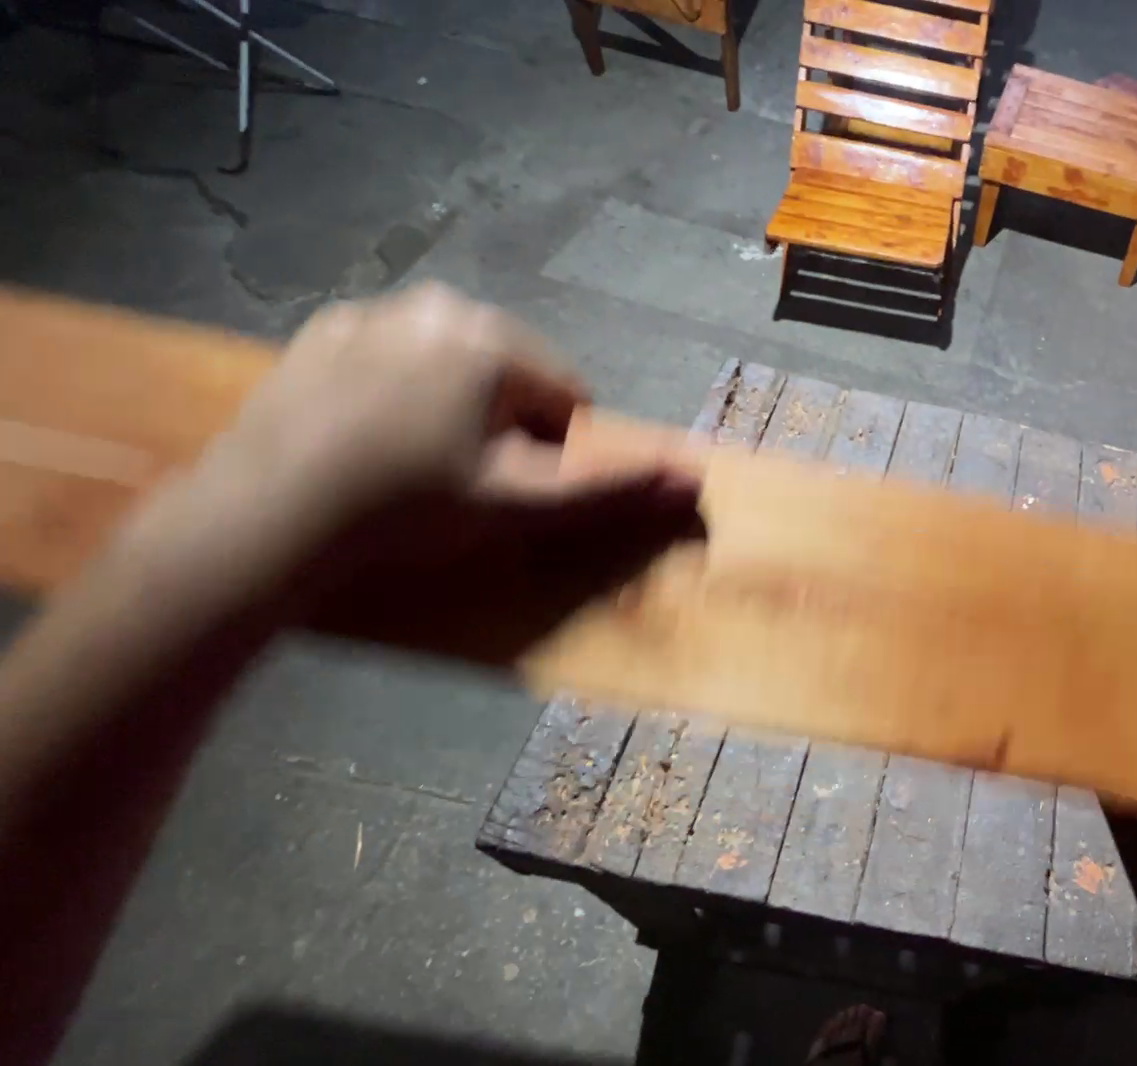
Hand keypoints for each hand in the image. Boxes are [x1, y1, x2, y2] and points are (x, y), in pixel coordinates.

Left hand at [125, 283, 703, 652]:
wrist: (267, 516)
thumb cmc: (412, 507)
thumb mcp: (523, 502)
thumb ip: (611, 487)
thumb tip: (693, 479)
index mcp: (491, 339)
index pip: (568, 395)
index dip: (555, 447)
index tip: (511, 483)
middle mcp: (437, 304)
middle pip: (517, 372)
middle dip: (512, 421)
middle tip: (469, 475)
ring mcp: (374, 310)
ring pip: (462, 363)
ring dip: (465, 406)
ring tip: (422, 457)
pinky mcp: (326, 327)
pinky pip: (405, 354)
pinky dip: (410, 388)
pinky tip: (379, 433)